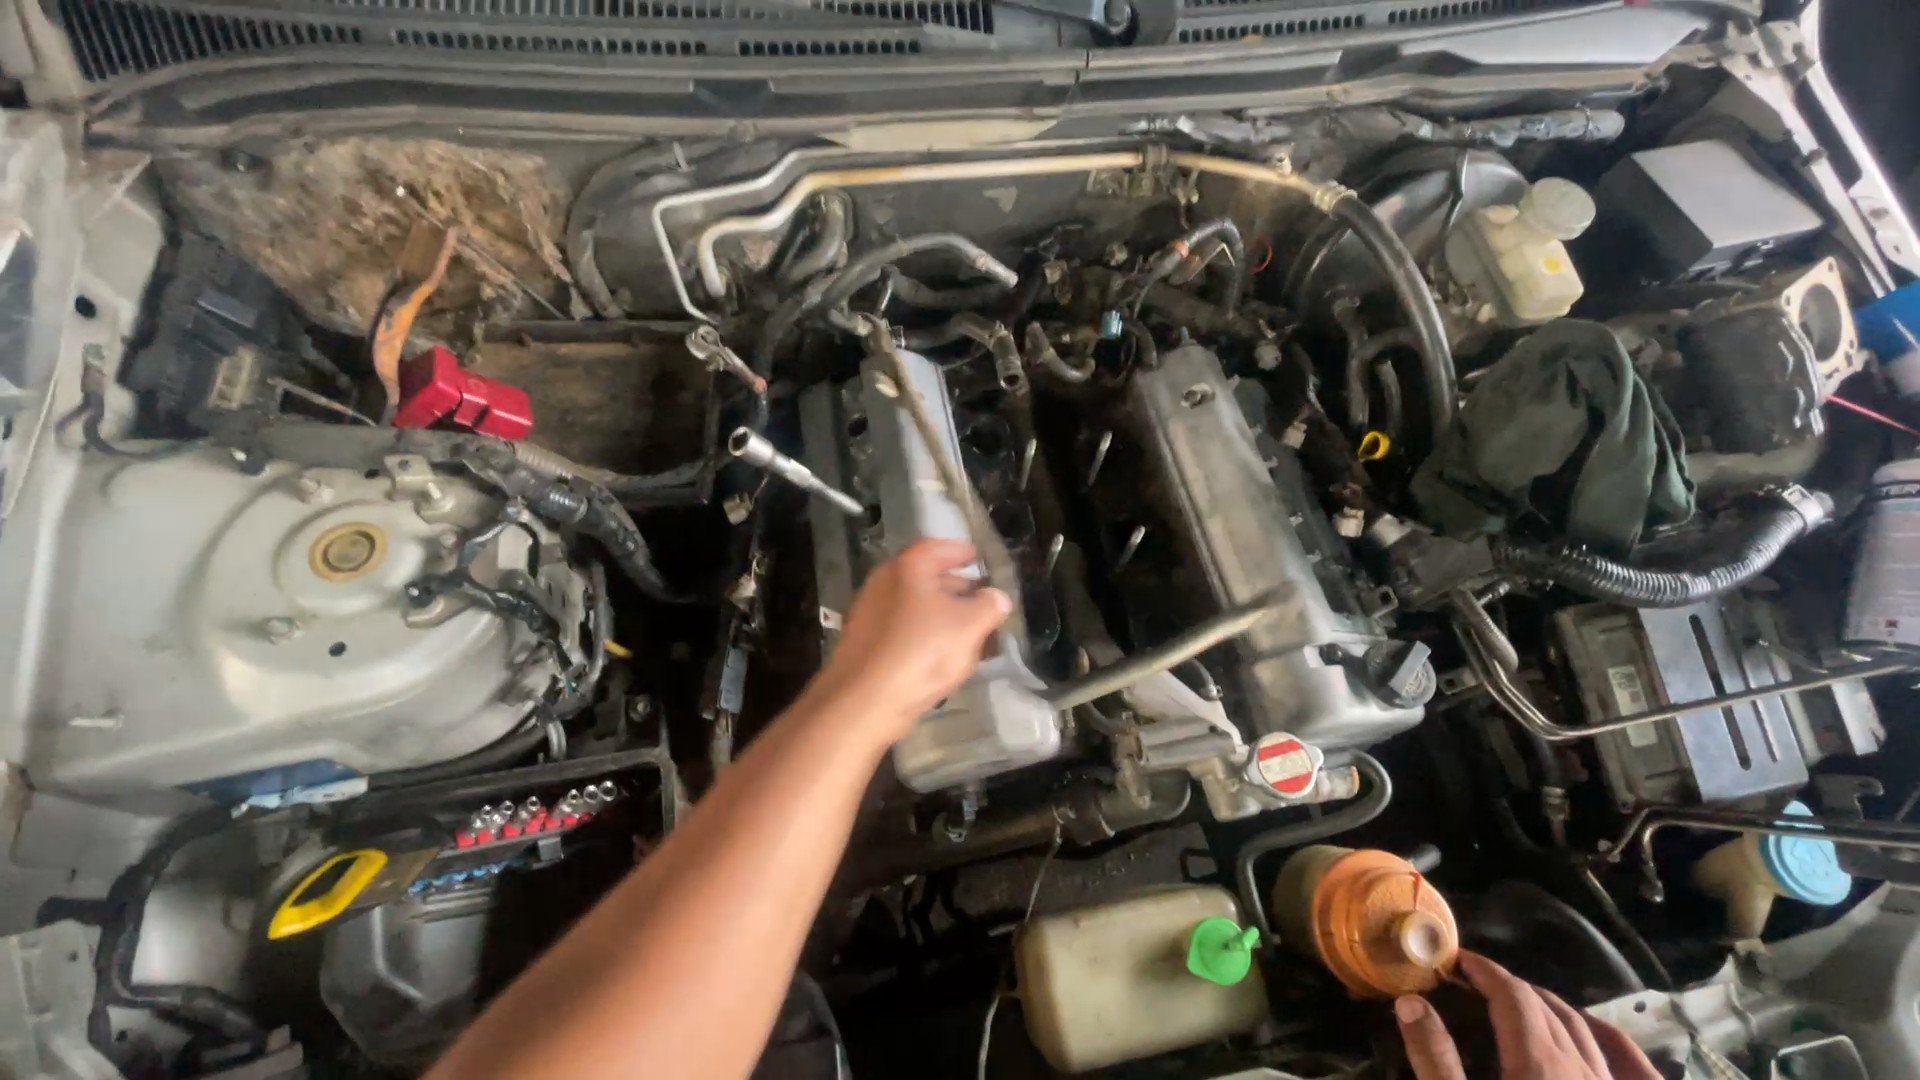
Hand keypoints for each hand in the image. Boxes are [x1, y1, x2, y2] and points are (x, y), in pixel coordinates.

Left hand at [805, 539, 1012, 743]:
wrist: (865, 701)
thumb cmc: (921, 652)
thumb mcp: (969, 626)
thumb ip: (989, 606)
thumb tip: (997, 596)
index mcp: (907, 568)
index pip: (938, 547)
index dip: (962, 552)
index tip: (980, 558)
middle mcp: (884, 583)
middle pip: (925, 577)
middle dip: (956, 587)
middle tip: (983, 598)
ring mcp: (870, 614)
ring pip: (915, 606)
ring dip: (943, 613)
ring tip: (971, 630)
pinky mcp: (866, 643)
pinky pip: (904, 629)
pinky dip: (925, 634)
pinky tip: (943, 654)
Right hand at [1395, 952, 1660, 1079]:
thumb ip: (1435, 1059)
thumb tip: (1412, 1002)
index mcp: (1538, 1064)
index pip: (1512, 995)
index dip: (1484, 970)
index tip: (1457, 961)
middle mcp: (1581, 1070)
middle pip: (1547, 1006)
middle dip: (1509, 984)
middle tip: (1476, 980)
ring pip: (1586, 1030)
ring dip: (1550, 1004)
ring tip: (1522, 999)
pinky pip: (1628, 1063)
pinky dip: (1607, 1037)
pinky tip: (1591, 1032)